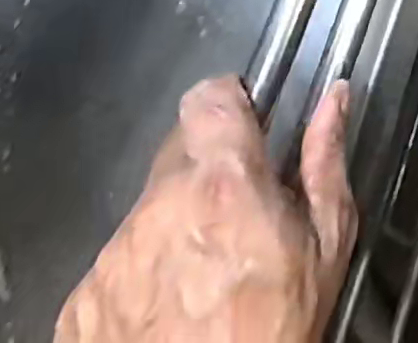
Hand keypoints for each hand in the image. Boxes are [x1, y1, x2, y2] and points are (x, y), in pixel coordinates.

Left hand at [56, 77, 356, 342]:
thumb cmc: (277, 331)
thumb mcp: (325, 245)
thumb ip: (325, 158)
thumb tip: (335, 96)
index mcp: (222, 182)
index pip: (207, 98)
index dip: (225, 100)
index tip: (242, 121)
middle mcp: (161, 205)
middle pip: (178, 150)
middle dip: (206, 167)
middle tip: (233, 214)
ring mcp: (115, 253)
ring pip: (150, 205)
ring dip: (175, 221)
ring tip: (202, 274)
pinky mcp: (82, 299)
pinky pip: (119, 257)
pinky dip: (143, 268)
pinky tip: (168, 310)